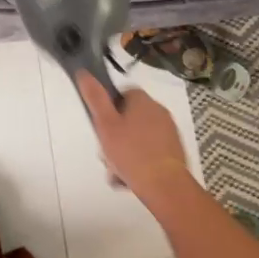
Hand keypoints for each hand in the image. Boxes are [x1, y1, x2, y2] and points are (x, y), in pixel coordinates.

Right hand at [75, 71, 191, 197]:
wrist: (164, 184)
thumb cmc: (130, 152)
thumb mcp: (105, 124)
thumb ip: (95, 98)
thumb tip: (84, 73)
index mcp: (143, 101)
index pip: (124, 93)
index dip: (110, 107)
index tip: (102, 125)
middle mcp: (159, 112)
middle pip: (130, 117)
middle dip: (115, 135)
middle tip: (106, 153)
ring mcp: (169, 132)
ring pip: (138, 137)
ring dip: (124, 151)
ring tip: (117, 171)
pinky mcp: (174, 151)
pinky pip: (150, 151)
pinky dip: (139, 161)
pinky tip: (130, 178)